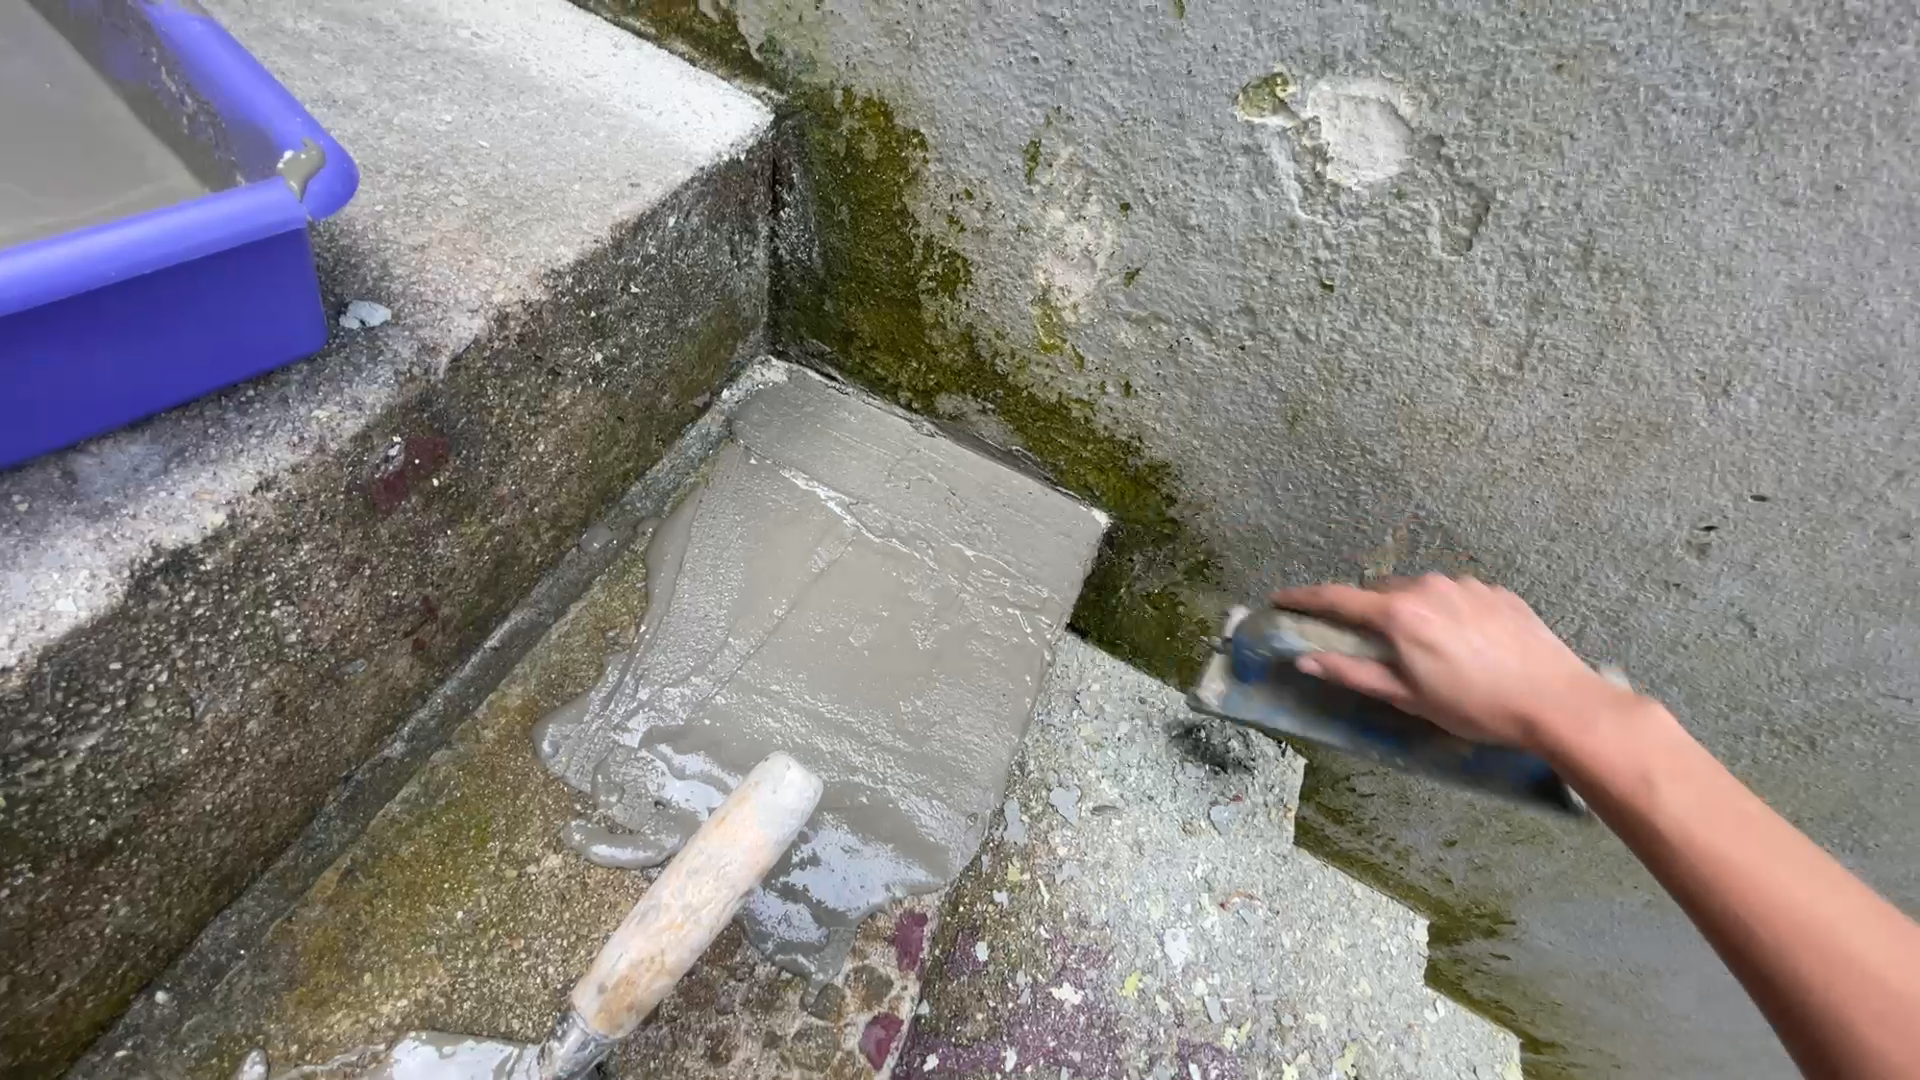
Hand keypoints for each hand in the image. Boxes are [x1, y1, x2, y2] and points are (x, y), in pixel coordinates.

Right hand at [1270, 574, 1622, 751]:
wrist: (1561, 703)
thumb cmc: (1475, 706)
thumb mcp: (1406, 696)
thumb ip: (1351, 673)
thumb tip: (1304, 661)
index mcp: (1399, 614)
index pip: (1336, 598)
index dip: (1303, 598)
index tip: (1280, 598)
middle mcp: (1427, 588)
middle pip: (1378, 593)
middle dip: (1366, 612)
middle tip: (1372, 643)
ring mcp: (1465, 585)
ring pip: (1417, 592)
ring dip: (1407, 611)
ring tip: (1425, 647)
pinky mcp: (1495, 592)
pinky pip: (1453, 594)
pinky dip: (1444, 612)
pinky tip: (1462, 642)